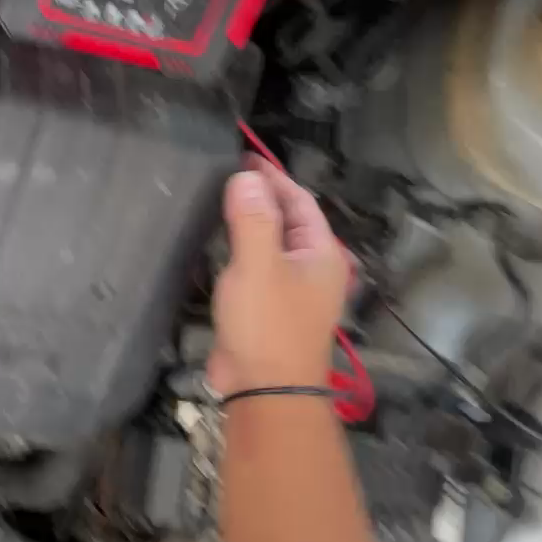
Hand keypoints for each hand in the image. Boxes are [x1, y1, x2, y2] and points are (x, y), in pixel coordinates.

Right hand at [209, 157, 348, 397]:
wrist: (265, 385)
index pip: (300, 201)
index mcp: (321, 254)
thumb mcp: (257, 266)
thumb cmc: (267, 323)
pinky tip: (219, 244)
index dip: (273, 177)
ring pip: (273, 242)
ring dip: (251, 220)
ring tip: (220, 200)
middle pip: (289, 220)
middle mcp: (314, 267)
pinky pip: (257, 262)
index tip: (244, 156)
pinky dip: (241, 245)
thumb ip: (253, 220)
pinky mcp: (270, 305)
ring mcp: (293, 288)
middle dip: (263, 195)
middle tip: (227, 174)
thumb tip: (246, 178)